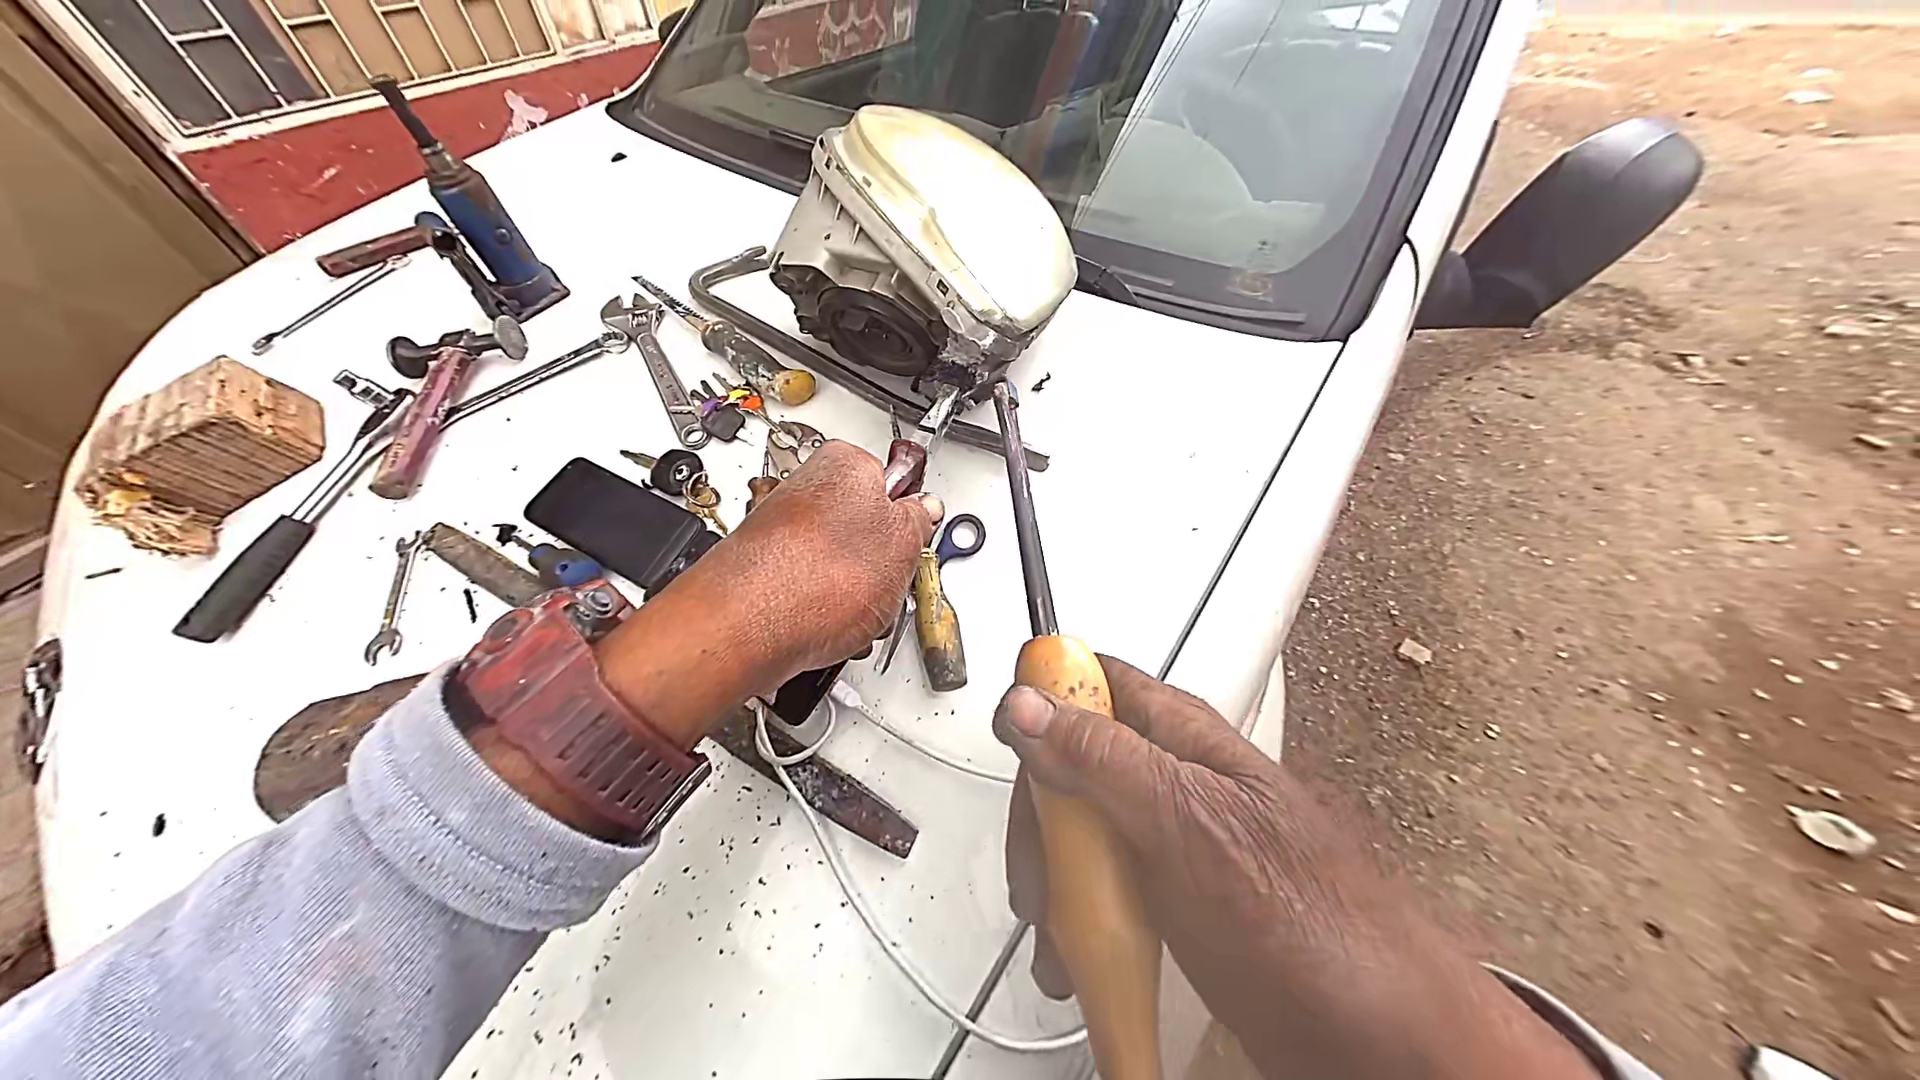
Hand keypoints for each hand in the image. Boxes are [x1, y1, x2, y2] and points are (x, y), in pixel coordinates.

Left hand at [594, 441, 937, 745]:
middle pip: (866, 526)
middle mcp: (807, 487)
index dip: (908, 520)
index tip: (913, 540)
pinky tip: (831, 624)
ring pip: (842, 560)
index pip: (893, 483)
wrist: (746, 629)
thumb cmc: (812, 580)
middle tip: (888, 582)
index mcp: (846, 461)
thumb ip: (919, 522)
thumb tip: (924, 511)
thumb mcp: (903, 546)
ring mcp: (784, 530)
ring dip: (857, 589)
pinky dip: (827, 606)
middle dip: (880, 561)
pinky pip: (814, 585)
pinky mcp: (767, 568)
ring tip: (857, 612)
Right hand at [996, 656, 1598, 1079]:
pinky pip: (1092, 878)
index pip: (1088, 677)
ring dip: (1052, 878)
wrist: (1377, 1041)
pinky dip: (1073, 914)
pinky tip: (1079, 953)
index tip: (1015, 748)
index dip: (1042, 696)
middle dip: (1041, 819)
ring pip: (1072, 824)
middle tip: (1044, 876)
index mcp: (1174, 733)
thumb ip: (1102, 759)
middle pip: (1065, 758)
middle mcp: (1163, 773)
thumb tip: (1027, 702)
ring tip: (1063, 937)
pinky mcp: (1159, 885)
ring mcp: (1160, 831)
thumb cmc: (1310, 924)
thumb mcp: (1188, 824)